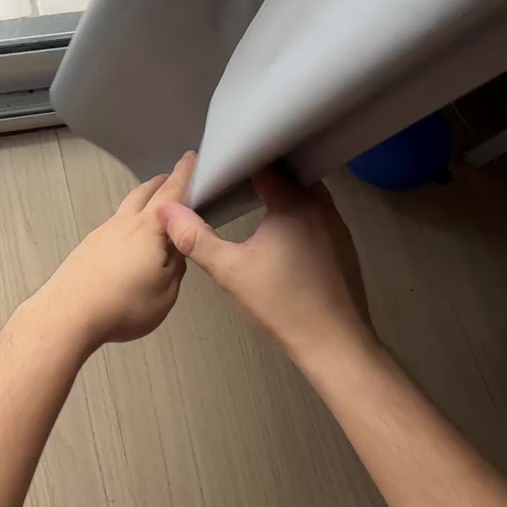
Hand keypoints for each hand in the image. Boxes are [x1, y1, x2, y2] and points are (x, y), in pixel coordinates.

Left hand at [34, 151, 194, 347]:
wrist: (69, 313)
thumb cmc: (118, 305)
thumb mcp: (167, 291)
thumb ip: (176, 265)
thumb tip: (178, 252)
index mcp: (148, 228)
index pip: (172, 192)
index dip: (185, 174)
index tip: (191, 159)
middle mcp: (123, 223)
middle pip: (145, 192)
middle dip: (163, 182)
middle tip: (175, 179)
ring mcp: (103, 233)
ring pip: (128, 207)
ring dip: (144, 201)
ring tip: (156, 210)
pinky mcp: (90, 247)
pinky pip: (114, 226)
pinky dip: (128, 223)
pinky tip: (131, 242)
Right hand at [160, 166, 372, 365]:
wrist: (336, 346)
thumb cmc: (282, 304)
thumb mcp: (229, 270)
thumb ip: (194, 237)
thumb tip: (164, 210)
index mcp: (294, 203)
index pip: (265, 164)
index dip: (239, 159)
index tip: (217, 162)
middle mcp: (320, 205)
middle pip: (288, 172)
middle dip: (260, 170)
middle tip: (229, 174)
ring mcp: (336, 224)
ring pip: (305, 191)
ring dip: (281, 188)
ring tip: (250, 193)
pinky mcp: (342, 243)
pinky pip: (316, 209)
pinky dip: (296, 207)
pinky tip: (277, 224)